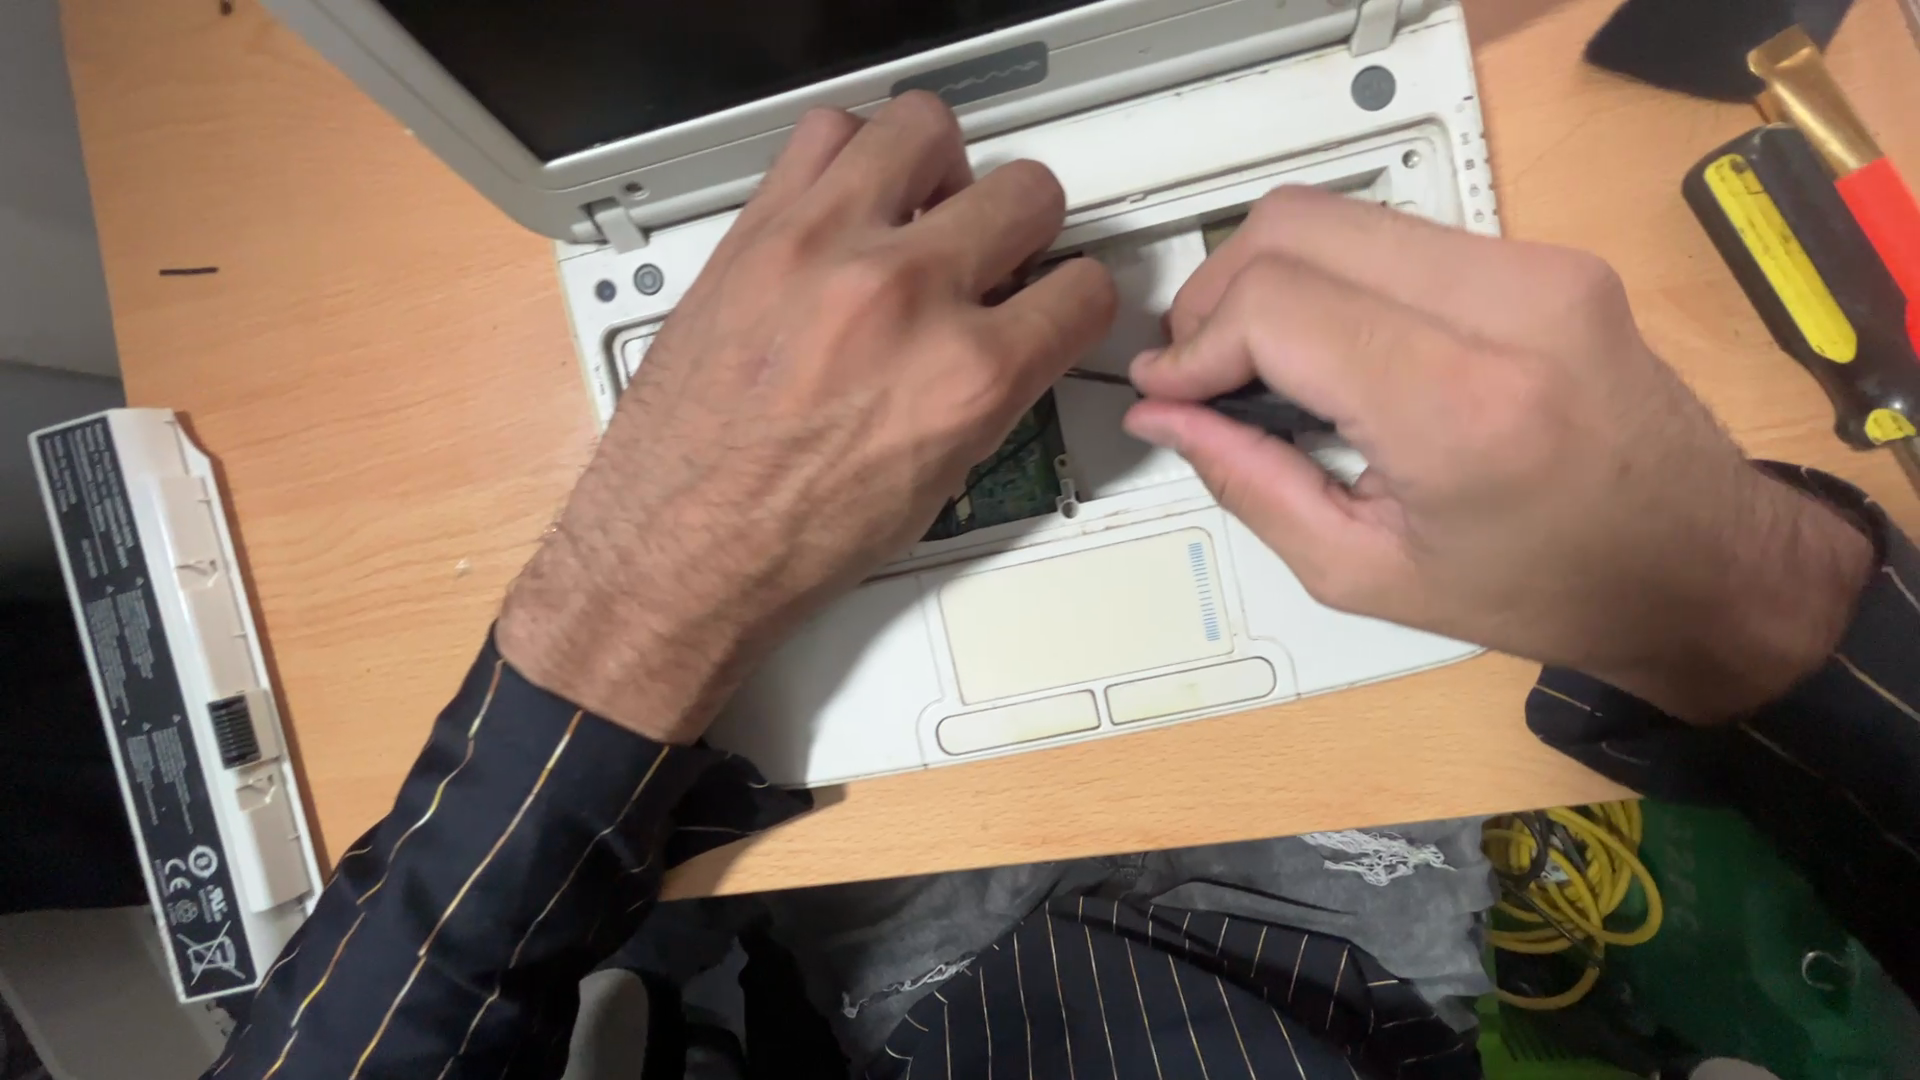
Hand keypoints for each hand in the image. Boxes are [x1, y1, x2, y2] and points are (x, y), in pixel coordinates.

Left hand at [498, 94, 1115, 741]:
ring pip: (929, 127)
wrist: (683, 546)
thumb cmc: (798, 539)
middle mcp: (903, 299)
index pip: (1083, 292)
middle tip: (995, 261)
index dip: (1078, 303)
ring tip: (921, 216)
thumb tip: (1008, 339)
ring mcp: (825, 251)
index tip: (1057, 305)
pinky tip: (848, 209)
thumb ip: (988, 393)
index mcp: (965, 379)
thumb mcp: (936, 485)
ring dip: (944, 172)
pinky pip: (826, 132)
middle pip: (1028, 193)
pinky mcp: (756, 233)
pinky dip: (852, 158)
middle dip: (1027, 233)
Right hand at [1125, 187, 1871, 722]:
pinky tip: (1310, 348)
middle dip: (1211, 294)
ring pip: (1332, 215)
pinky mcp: (1538, 257)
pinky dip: (1316, 280)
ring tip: (1238, 360)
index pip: (1277, 309)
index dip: (1192, 346)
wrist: (1701, 566)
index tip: (1160, 393)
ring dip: (1258, 280)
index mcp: (1460, 406)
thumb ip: (1244, 479)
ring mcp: (1534, 264)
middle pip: (1294, 228)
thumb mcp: (1354, 568)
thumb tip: (1160, 413)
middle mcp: (1508, 304)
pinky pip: (1382, 236)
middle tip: (1189, 369)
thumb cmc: (1529, 590)